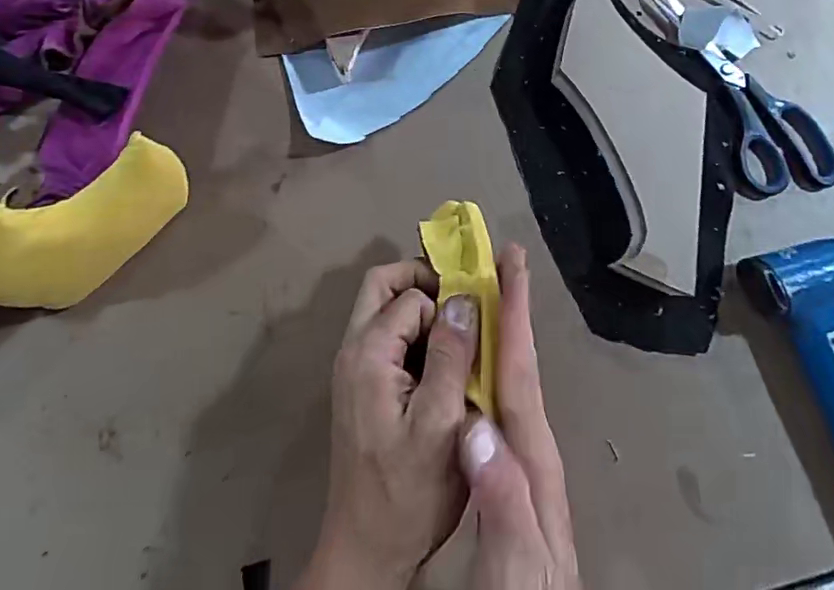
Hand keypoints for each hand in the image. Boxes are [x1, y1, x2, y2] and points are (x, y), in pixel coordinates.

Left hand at [300, 259, 480, 589]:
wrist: (368, 552)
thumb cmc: (408, 492)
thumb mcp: (440, 423)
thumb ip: (451, 356)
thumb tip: (465, 298)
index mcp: (368, 355)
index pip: (411, 295)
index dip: (447, 301)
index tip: (479, 321)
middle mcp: (354, 352)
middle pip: (384, 285)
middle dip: (426, 281)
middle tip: (466, 305)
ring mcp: (355, 369)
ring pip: (385, 308)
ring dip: (424, 307)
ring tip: (463, 334)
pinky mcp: (364, 387)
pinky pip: (390, 337)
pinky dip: (418, 333)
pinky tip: (448, 362)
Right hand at [458, 245, 579, 589]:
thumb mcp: (516, 560)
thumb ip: (502, 497)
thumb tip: (476, 425)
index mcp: (534, 459)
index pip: (522, 374)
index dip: (515, 318)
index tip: (510, 267)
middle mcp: (534, 449)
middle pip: (521, 368)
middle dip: (513, 313)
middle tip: (503, 264)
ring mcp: (526, 464)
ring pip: (512, 384)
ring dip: (503, 336)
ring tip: (488, 298)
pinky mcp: (511, 478)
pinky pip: (500, 409)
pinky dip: (491, 375)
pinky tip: (476, 372)